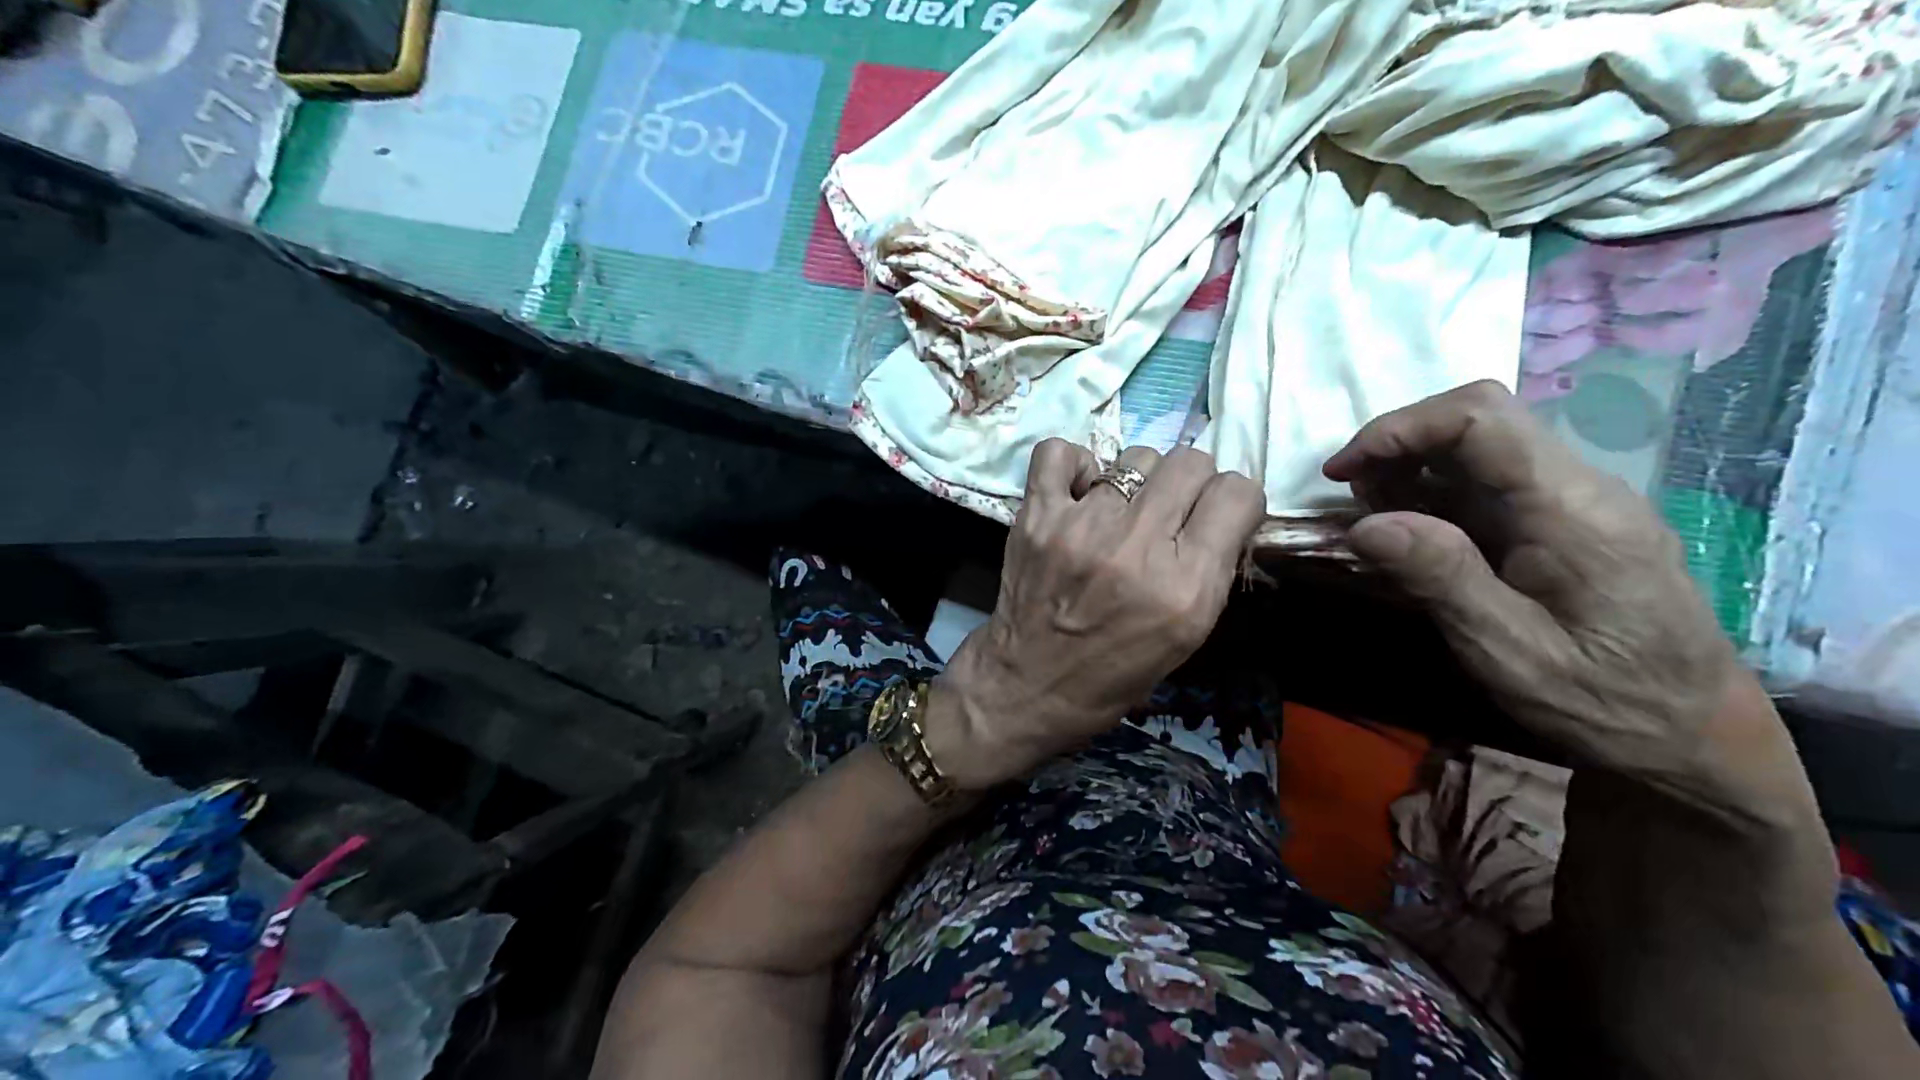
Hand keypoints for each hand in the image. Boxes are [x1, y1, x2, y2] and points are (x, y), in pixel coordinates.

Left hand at [928, 441, 1264, 789]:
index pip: (1237, 493)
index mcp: (1187, 587)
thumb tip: (1221, 508)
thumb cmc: (1114, 671)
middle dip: (1190, 486)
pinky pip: (1060, 452)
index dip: (1231, 502)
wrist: (1029, 684)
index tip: (1214, 517)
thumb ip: (1212, 567)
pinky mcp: (1037, 516)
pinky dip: (1074, 465)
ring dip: (1138, 481)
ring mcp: (1083, 526)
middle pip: (1191, 463)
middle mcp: (1138, 547)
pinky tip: (1078, 493)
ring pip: (1137, 455)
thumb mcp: (1189, 635)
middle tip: (1168, 514)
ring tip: (1119, 514)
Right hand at [1320, 381, 1816, 834]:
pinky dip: (1431, 493)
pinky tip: (1413, 535)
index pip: (1480, 418)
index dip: (1398, 428)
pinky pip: (1486, 480)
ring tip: (1376, 523)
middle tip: (1351, 499)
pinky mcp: (1561, 518)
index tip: (1340, 473)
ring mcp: (1572, 500)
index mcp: (1571, 509)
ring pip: (1477, 447)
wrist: (1696, 733)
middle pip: (1476, 419)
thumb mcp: (1510, 653)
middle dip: (1397, 446)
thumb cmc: (1605, 700)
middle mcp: (1577, 486)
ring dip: (1410, 470)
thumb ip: (1442, 580)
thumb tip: (1364, 524)